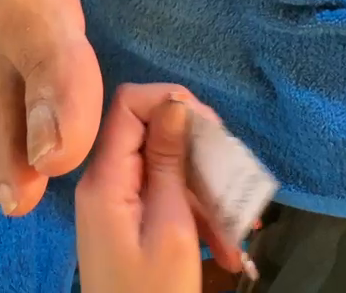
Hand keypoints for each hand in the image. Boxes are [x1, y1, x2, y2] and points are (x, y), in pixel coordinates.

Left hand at [76, 84, 246, 292]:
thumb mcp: (172, 227)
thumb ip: (169, 160)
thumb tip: (174, 100)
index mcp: (106, 177)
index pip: (128, 103)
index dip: (169, 101)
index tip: (210, 127)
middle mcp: (105, 181)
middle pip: (151, 132)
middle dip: (198, 151)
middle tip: (233, 177)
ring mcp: (116, 202)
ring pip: (166, 167)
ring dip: (206, 190)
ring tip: (240, 227)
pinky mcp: (129, 222)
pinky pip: (165, 196)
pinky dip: (197, 213)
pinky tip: (228, 245)